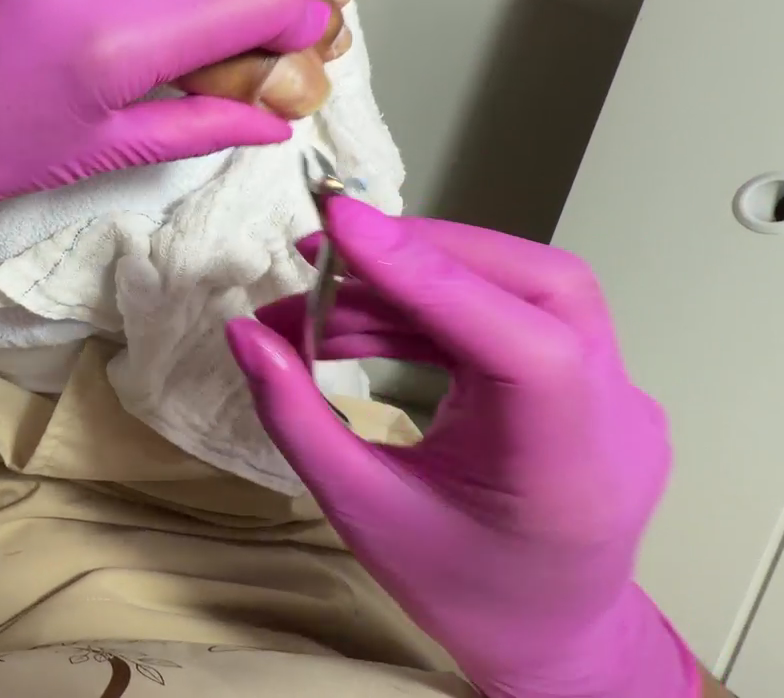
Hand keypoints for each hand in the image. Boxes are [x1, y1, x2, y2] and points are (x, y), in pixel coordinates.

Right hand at [227, 198, 699, 697]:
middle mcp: (612, 415)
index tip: (339, 222)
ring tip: (306, 308)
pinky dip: (414, 307)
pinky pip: (496, 314)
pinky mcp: (575, 382)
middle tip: (323, 248)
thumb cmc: (453, 582)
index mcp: (564, 465)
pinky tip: (344, 330)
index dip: (427, 271)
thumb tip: (242, 332)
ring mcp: (607, 393)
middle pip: (539, 285)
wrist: (546, 632)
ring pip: (516, 288)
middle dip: (421, 249)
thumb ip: (292, 413)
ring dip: (402, 282)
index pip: (520, 342)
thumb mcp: (355, 506)